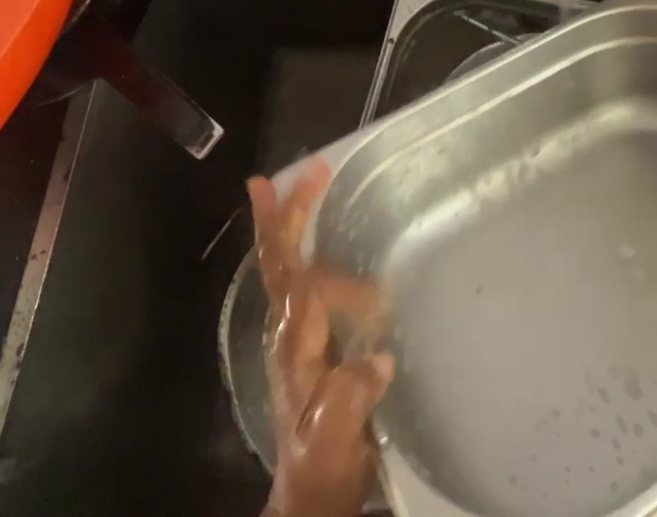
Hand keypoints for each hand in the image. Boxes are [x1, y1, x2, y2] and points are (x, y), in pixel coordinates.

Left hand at [248, 158, 394, 516]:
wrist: (311, 491)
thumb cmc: (325, 464)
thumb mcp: (335, 439)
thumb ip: (349, 397)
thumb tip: (377, 354)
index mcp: (295, 346)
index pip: (296, 283)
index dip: (302, 245)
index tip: (311, 213)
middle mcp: (288, 332)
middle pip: (280, 262)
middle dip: (284, 215)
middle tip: (298, 171)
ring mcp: (294, 333)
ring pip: (286, 265)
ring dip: (291, 223)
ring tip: (304, 186)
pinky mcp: (307, 339)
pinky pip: (299, 279)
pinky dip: (301, 246)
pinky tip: (315, 237)